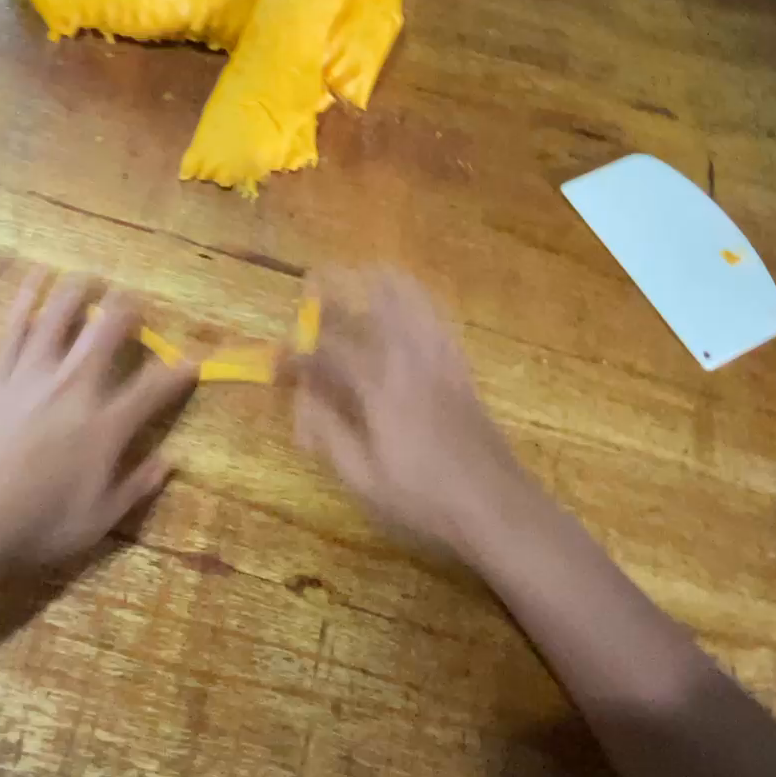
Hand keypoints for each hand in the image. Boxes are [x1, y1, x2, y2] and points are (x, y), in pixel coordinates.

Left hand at [0, 271, 196, 566]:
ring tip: (93, 279)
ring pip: (62, 316)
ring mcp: (34, 375)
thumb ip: (135, 488)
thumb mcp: (96, 521)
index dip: (178, 373)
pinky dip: (29, 297)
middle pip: (109, 332)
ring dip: (82, 291)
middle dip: (129, 311)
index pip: (153, 389)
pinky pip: (17, 325)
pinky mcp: (0, 373)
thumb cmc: (33, 524)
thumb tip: (169, 462)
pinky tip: (39, 277)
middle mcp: (75, 388)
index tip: (193, 362)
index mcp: (105, 426)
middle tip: (137, 305)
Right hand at [291, 269, 544, 564]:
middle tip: (318, 279)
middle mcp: (409, 364)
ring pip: (414, 305)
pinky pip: (441, 322)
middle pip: (372, 311)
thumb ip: (330, 433)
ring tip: (368, 269)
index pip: (328, 354)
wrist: (497, 507)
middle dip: (341, 293)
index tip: (278, 360)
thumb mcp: (362, 478)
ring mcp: (441, 363)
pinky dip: (423, 302)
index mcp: (379, 390)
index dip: (297, 354)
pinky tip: (417, 301)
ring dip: (387, 284)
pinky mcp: (463, 371)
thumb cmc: (423, 499)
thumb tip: (305, 401)